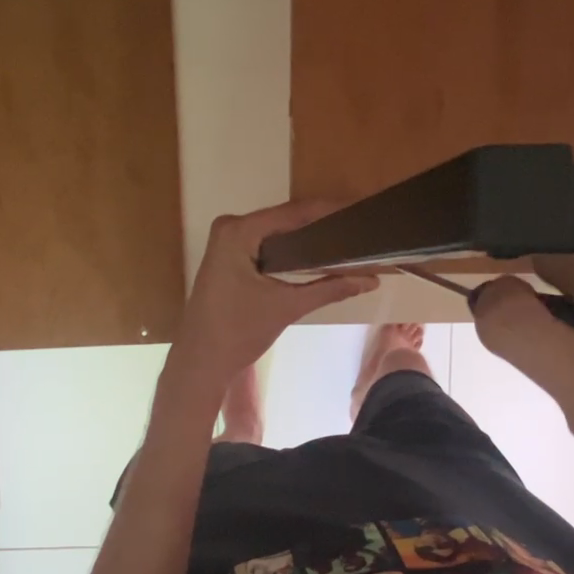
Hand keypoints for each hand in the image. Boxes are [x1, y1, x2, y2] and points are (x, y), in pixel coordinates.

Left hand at [167, 201, 378, 394]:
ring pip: (276, 232)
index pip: (294, 212)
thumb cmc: (239, 332)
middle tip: (359, 231)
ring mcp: (225, 242)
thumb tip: (373, 280)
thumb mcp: (288, 307)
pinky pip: (264, 245)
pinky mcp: (227, 257)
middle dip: (320, 225)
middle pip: (285, 220)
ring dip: (306, 238)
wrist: (201, 361)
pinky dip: (289, 250)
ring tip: (345, 242)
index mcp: (239, 231)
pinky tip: (315, 256)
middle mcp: (230, 227)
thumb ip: (330, 288)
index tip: (362, 212)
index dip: (330, 211)